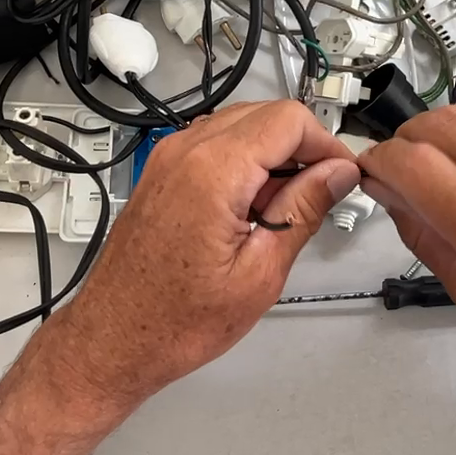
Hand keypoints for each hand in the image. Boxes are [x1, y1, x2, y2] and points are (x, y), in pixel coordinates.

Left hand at [40, 100, 360, 406]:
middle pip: (267, 114)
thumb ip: (304, 209)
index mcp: (213, 171)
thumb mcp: (260, 272)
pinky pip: (217, 143)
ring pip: (243, 124)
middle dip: (303, 147)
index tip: (342, 175)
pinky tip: (252, 207)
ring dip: (274, 154)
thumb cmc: (174, 321)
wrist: (112, 340)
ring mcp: (169, 158)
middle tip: (322, 192)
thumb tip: (338, 173)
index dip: (326, 144)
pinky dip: (245, 161)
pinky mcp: (163, 171)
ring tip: (284, 208)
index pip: (289, 120)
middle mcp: (186, 152)